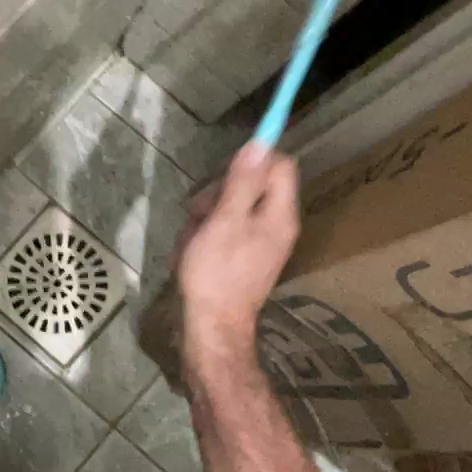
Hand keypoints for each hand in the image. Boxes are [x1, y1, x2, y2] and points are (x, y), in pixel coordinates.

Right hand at [176, 143, 300, 349]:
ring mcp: (260, 243)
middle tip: (198, 211)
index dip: (252, 160)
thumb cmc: (215, 274)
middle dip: (219, 190)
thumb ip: (242, 183)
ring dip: (207, 213)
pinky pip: (227, 228)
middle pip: (254, 183)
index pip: (280, 165)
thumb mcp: (224, 222)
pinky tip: (192, 249)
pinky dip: (206, 232)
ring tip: (192, 236)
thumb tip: (260, 143)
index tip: (220, 174)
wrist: (210, 328)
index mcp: (279, 215)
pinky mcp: (243, 257)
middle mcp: (277, 226)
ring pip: (234, 205)